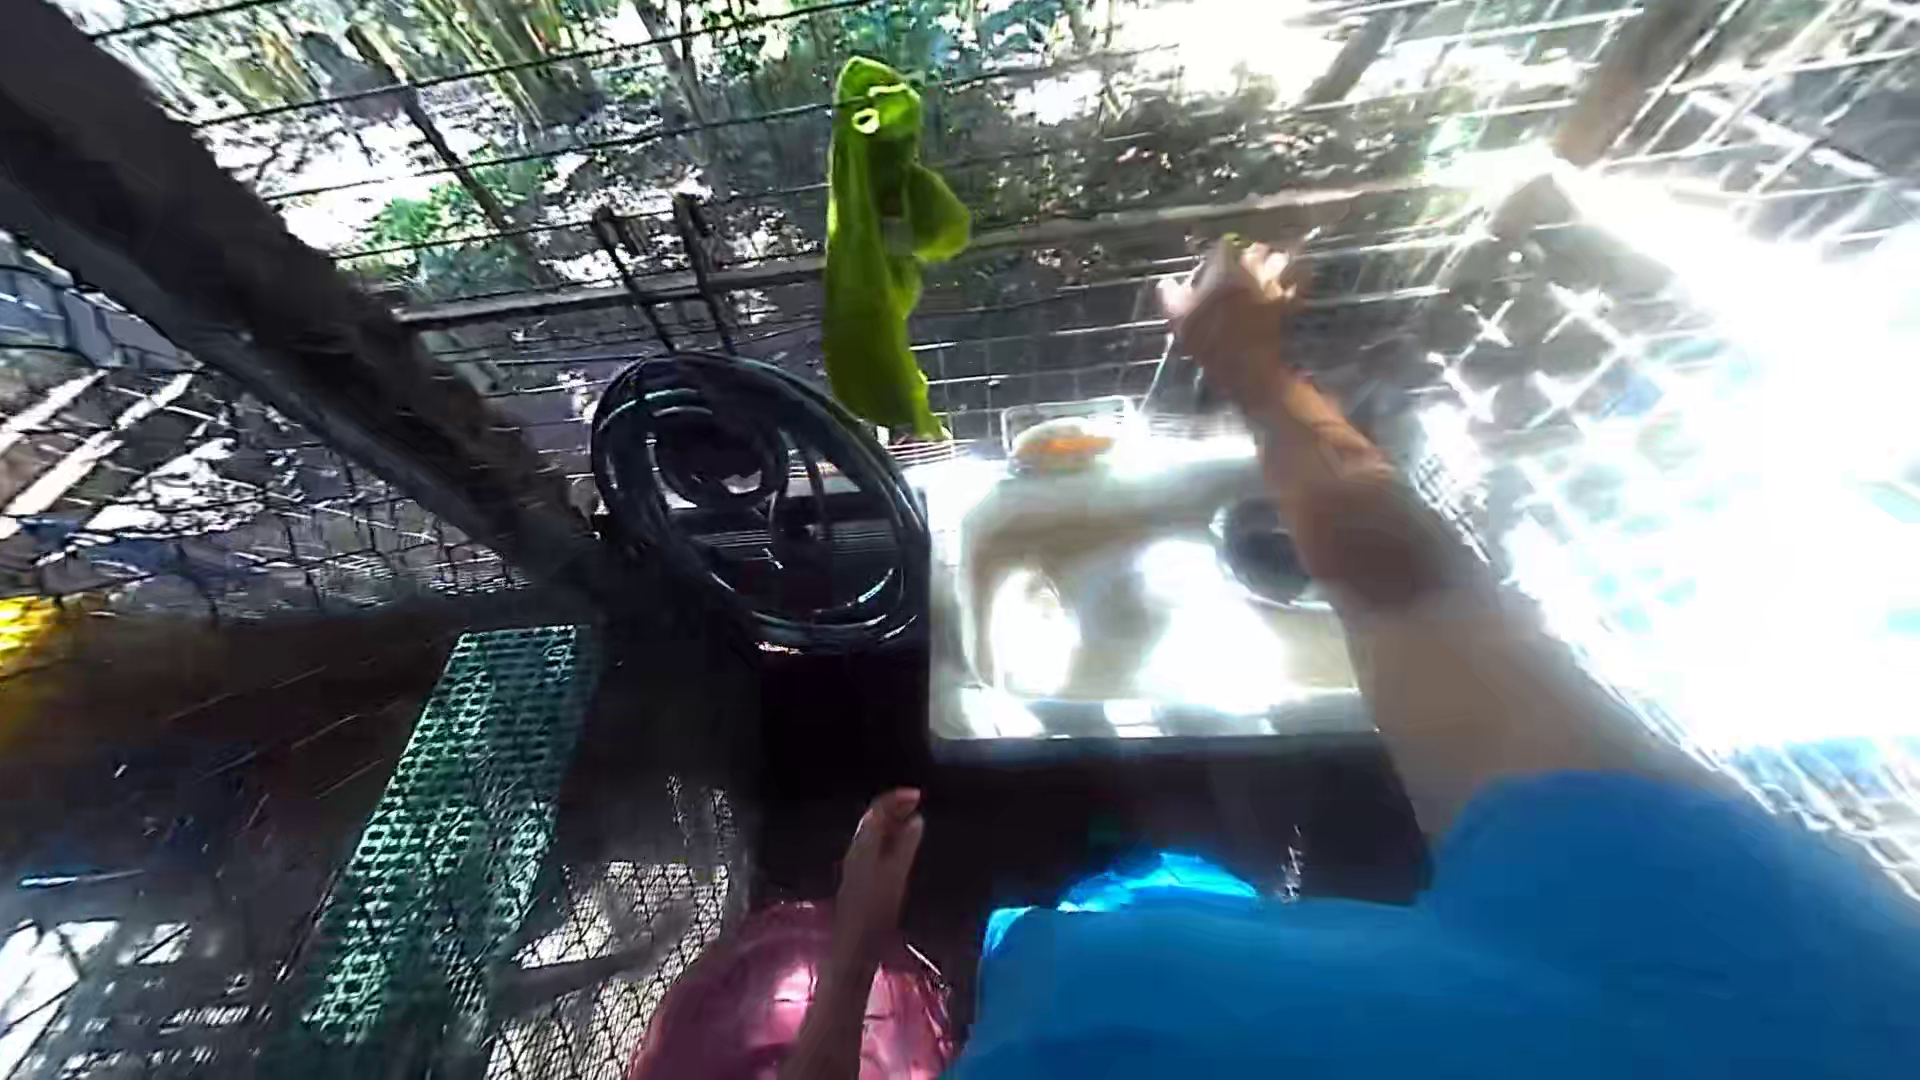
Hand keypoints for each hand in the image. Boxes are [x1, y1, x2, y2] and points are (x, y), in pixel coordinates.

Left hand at [831, 788, 923, 970]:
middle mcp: (857, 849)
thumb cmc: (876, 912)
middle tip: (918, 803)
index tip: (918, 795)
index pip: (878, 809)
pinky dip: (890, 837)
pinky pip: (875, 845)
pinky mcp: (860, 878)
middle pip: (874, 818)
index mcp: (863, 844)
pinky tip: (902, 848)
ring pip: (874, 832)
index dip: (897, 798)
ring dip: (893, 821)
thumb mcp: (896, 875)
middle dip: (895, 806)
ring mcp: (857, 864)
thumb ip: (906, 845)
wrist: (853, 951)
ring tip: (914, 820)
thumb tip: (917, 819)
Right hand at [1159, 239, 1300, 408]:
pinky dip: (1292, 282)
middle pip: (1254, 249)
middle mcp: (1252, 269)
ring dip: (1273, 263)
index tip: (1209, 268)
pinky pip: (1295, 282)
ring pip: (1279, 260)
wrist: (1242, 366)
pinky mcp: (1287, 301)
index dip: (1214, 256)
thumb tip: (1165, 284)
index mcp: (1224, 268)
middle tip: (1237, 270)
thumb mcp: (1177, 318)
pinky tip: (1285, 289)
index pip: (1221, 247)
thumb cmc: (1207, 340)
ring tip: (1264, 275)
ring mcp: (1273, 284)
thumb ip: (1169, 296)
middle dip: (1247, 256)